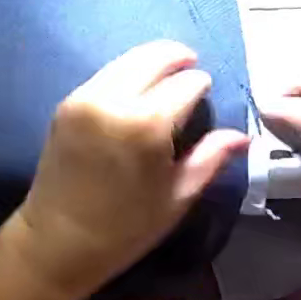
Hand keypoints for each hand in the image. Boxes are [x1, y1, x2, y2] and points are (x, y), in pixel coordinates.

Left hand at [4, 41, 249, 299]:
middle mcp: (113, 100)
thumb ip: (211, 158)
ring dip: (150, 59)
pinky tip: (136, 86)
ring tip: (167, 70)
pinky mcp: (66, 104)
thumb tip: (243, 136)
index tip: (207, 92)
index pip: (186, 84)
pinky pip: (104, 75)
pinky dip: (125, 72)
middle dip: (177, 57)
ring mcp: (84, 98)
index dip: (201, 85)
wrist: (57, 243)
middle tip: (191, 64)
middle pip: (153, 57)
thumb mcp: (177, 196)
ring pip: (126, 60)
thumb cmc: (125, 228)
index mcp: (146, 124)